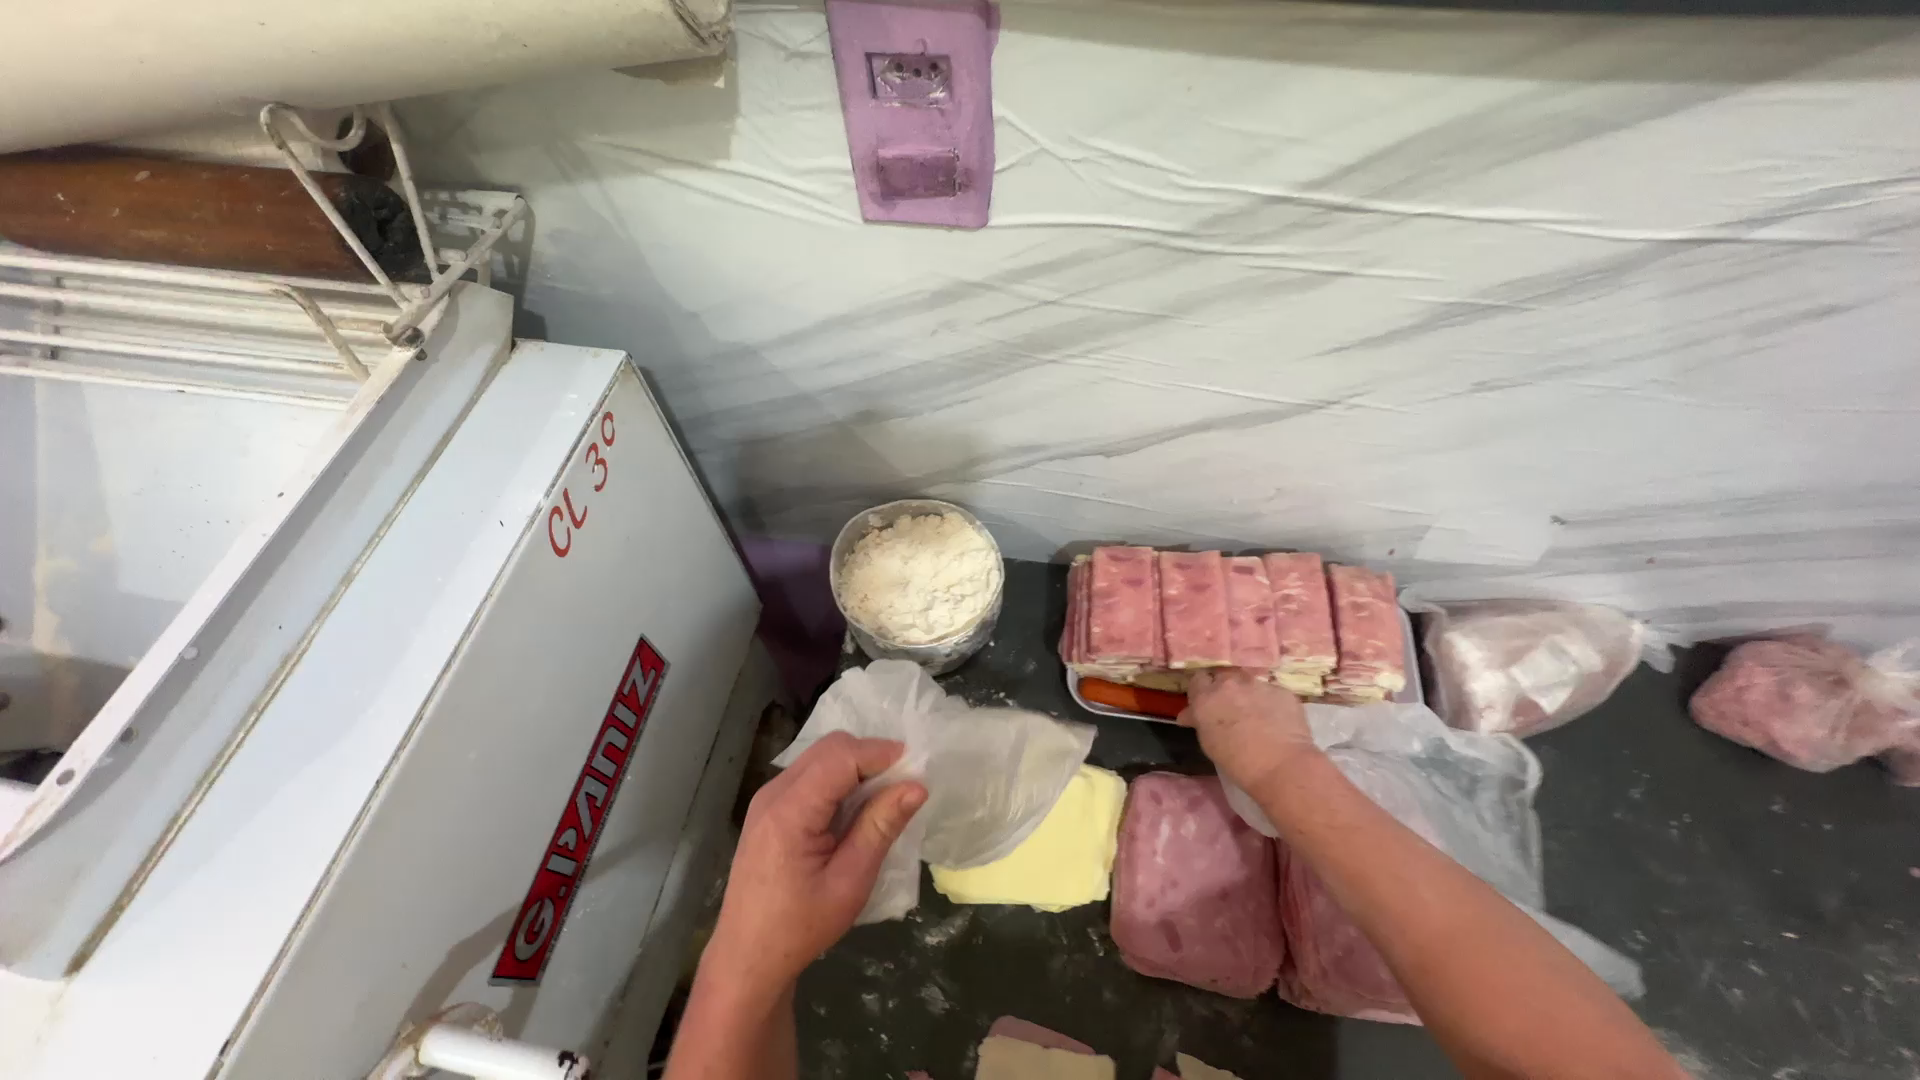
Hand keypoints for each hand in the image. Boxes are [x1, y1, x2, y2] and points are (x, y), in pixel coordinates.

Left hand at [703, 732, 927, 996]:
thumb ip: (880, 827)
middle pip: (829, 748)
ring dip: (855, 766)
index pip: (840, 757)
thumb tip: (916, 786)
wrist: (747, 958)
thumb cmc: (800, 927)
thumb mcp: (850, 882)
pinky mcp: (769, 808)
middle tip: (902, 784)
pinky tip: (855, 809)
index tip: (916, 767)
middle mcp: (773, 793)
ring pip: (820, 757)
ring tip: (884, 797)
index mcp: (789, 811)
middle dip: (870, 756)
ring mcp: (767, 798)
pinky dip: (839, 779)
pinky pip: (811, 775)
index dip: (880, 753)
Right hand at [1179, 669, 1318, 791]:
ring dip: (1248, 693)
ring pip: (1248, 682)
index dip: (1202, 689)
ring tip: (1255, 713)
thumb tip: (1189, 715)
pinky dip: (1269, 703)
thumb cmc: (1237, 761)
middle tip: (1230, 706)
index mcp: (1205, 697)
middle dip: (1225, 687)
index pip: (1198, 679)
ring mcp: (1258, 684)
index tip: (1206, 702)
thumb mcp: (1207, 742)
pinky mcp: (1282, 691)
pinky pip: (1271, 693)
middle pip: (1223, 675)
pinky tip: (1275, 720)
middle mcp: (1230, 683)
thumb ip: (1198, 721)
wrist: (1281, 765)